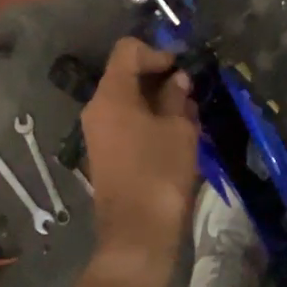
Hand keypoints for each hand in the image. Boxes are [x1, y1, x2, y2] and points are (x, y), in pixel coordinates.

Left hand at [82, 38, 199, 271]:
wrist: (136, 236)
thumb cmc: (159, 174)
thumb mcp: (178, 130)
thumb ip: (177, 97)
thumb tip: (177, 79)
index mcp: (111, 94)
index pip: (127, 50)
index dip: (156, 51)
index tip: (180, 69)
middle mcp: (97, 107)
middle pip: (125, 74)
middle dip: (159, 77)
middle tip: (189, 92)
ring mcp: (98, 131)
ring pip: (127, 99)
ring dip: (156, 100)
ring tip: (187, 115)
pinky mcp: (105, 153)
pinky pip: (125, 121)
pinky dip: (147, 119)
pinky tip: (173, 135)